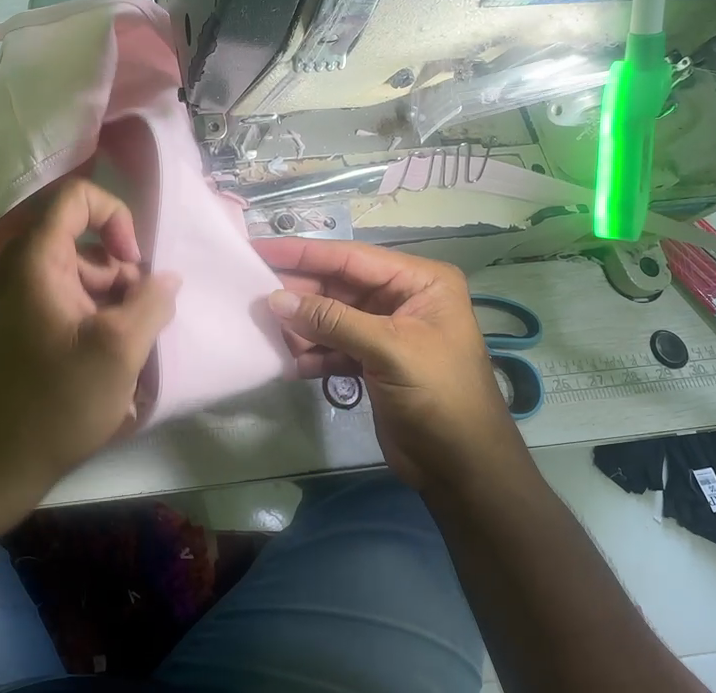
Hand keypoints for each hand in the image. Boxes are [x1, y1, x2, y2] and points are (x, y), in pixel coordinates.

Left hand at [0, 178, 179, 506]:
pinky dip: (96, 316)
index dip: (116, 216)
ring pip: (82, 272)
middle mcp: (21, 267)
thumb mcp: (119, 350)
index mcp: (35, 259)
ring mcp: (20, 296)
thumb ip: (151, 302)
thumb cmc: (59, 401)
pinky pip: (69, 298)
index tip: (134, 264)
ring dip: (114, 299)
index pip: (77, 197)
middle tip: (139, 319)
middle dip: (122, 272)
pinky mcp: (25, 322)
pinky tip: (111, 358)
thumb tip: (166, 279)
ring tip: (129, 347)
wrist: (1, 461)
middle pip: (85, 238)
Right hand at [252, 237, 518, 487]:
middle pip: (337, 285)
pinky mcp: (372, 362)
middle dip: (298, 293)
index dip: (303, 253)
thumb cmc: (439, 397)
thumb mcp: (388, 350)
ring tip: (266, 331)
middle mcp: (402, 298)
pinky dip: (311, 354)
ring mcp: (386, 331)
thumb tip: (275, 299)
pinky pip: (332, 346)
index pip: (350, 257)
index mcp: (420, 281)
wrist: (464, 469)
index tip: (259, 247)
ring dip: (301, 327)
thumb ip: (332, 321)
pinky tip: (290, 365)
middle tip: (251, 292)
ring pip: (330, 317)